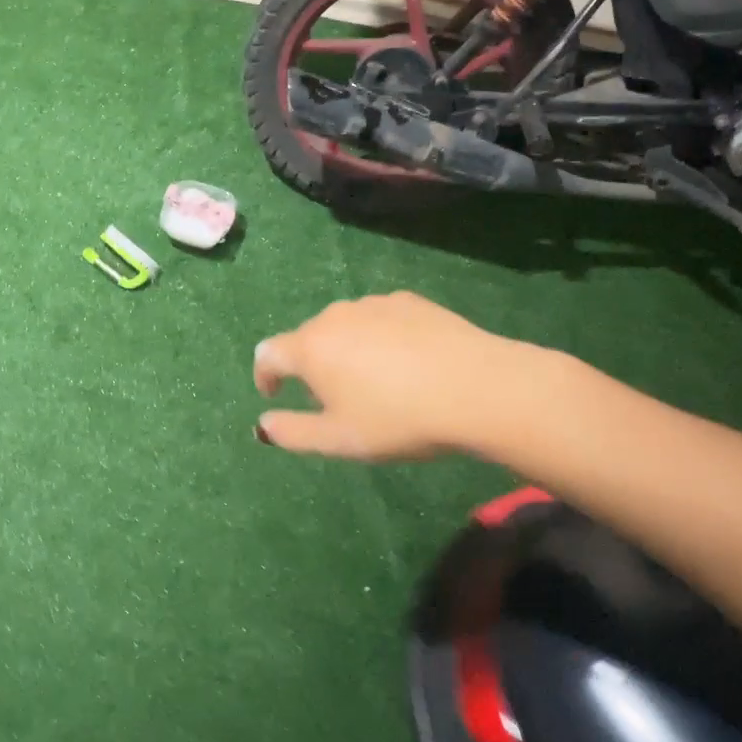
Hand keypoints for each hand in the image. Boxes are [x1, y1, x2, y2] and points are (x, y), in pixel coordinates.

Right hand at [252, 292, 580, 460]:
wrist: (478, 388)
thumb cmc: (399, 419)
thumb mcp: (339, 440)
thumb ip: (291, 433)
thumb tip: (262, 424)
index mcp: (310, 348)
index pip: (268, 354)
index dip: (265, 376)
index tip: (276, 397)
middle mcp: (334, 317)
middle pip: (307, 338)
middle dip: (310, 366)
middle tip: (334, 400)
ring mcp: (374, 304)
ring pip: (344, 326)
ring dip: (345, 350)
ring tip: (375, 382)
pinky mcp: (409, 301)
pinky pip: (379, 319)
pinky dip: (379, 338)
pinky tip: (407, 363)